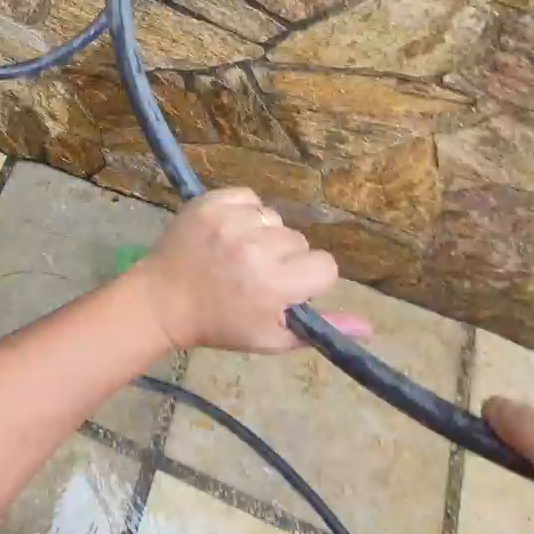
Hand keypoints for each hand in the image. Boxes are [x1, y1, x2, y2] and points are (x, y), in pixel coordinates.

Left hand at [125, 188, 370, 353]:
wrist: (163, 299)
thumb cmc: (220, 324)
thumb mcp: (272, 337)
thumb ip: (322, 330)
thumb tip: (370, 326)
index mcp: (274, 285)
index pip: (324, 265)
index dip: (310, 277)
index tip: (288, 286)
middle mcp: (255, 248)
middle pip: (298, 240)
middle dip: (285, 256)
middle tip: (256, 273)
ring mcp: (229, 221)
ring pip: (274, 217)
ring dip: (263, 233)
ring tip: (239, 252)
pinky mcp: (209, 202)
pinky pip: (247, 196)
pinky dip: (243, 210)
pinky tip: (229, 231)